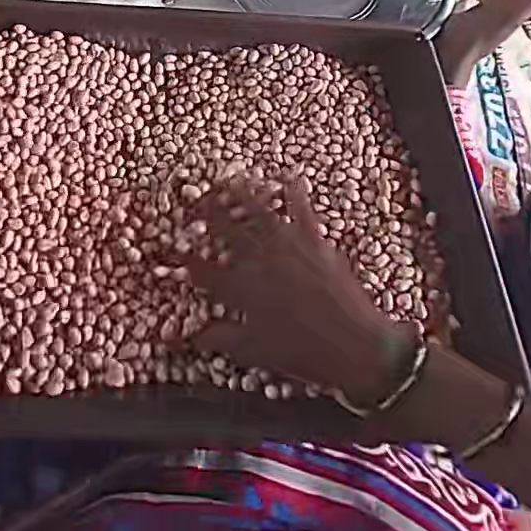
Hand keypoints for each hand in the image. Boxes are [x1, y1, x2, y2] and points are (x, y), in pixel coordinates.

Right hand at [184, 177, 411, 401]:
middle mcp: (258, 260)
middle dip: (207, 215)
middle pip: (225, 231)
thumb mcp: (254, 351)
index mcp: (240, 289)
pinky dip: (293, 191)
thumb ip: (220, 339)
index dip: (188, 259)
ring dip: (240, 194)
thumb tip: (190, 336)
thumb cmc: (302, 353)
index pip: (204, 271)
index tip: (177, 248)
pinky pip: (300, 208)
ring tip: (228, 180)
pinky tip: (288, 177)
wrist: (353, 345)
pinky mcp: (313, 238)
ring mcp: (286, 244)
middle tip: (197, 201)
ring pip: (256, 212)